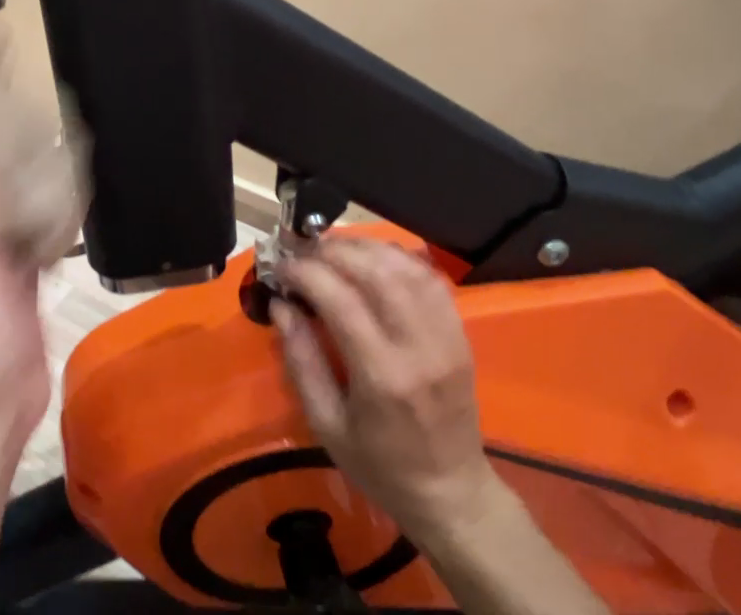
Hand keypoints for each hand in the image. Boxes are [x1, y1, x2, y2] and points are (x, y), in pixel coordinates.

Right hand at [273, 240, 503, 540]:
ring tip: (332, 249)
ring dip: (366, 248)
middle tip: (302, 252)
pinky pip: (432, 280)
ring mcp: (447, 338)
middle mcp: (419, 348)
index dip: (306, 273)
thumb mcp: (325, 423)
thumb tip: (280, 306)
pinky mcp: (461, 335)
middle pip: (377, 273)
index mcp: (382, 376)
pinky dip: (399, 259)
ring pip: (407, 268)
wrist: (450, 492)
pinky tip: (373, 260)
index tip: (281, 267)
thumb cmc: (378, 465)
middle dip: (333, 251)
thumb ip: (301, 360)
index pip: (341, 300)